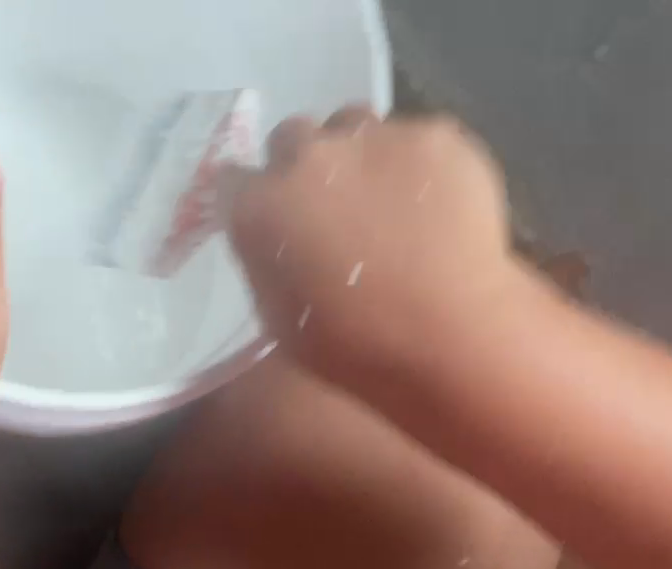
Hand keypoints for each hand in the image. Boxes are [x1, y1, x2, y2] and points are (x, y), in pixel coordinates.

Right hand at [228, 109, 524, 374]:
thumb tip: (281, 237)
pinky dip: (411, 162)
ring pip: (350, 123)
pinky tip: (426, 199)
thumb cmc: (344, 342)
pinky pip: (411, 136)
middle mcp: (305, 160)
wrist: (440, 330)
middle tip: (321, 202)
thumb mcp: (275, 310)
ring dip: (352, 150)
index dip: (246, 193)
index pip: (231, 178)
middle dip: (298, 163)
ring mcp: (372, 139)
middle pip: (290, 136)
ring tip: (375, 192)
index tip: (261, 209)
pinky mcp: (433, 135)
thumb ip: (268, 256)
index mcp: (257, 209)